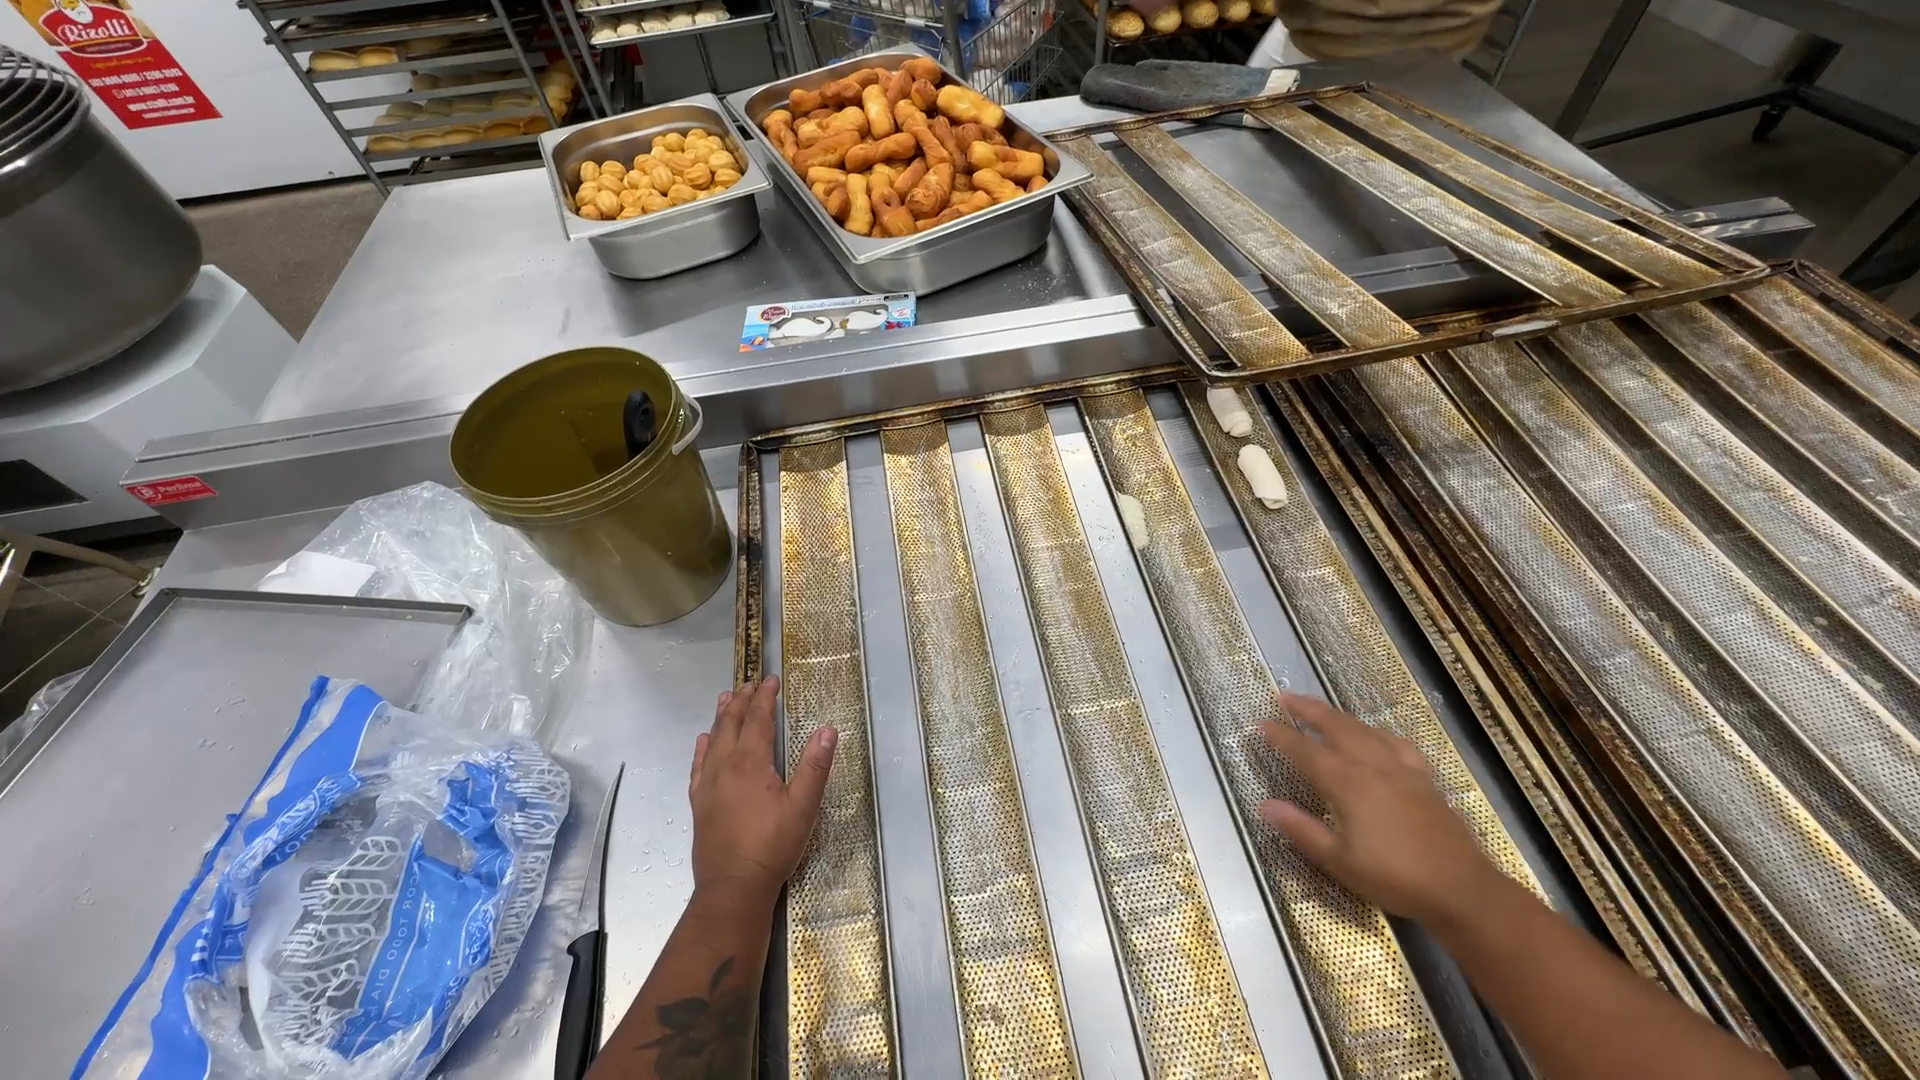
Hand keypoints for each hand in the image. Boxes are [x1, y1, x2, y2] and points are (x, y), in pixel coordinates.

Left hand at [688, 676, 836, 911]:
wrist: (733, 886)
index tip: (771, 680)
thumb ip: (815, 766)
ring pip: (713, 739)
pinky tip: (703, 741)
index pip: (757, 718)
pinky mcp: (699, 802)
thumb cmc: (773, 845)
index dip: (765, 697)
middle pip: (731, 723)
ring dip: (722, 716)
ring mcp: (708, 784)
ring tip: (726, 698)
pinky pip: (699, 764)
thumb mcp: (804, 806)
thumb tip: (827, 730)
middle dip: (742, 700)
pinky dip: (703, 746)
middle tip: (750, 683)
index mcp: (751, 762)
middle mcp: (725, 766)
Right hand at [1260, 692, 1498, 925]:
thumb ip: (1302, 830)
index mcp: (1349, 785)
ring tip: (1321, 709)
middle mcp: (1374, 767)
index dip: (1282, 737)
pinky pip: (1397, 743)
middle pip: (1337, 728)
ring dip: (1339, 716)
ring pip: (1366, 730)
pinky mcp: (1424, 778)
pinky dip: (1377, 732)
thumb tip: (1265, 805)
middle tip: (1285, 697)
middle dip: (1309, 710)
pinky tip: (1375, 734)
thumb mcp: (1339, 861)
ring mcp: (1403, 769)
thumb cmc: (1395, 878)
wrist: (1462, 889)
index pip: (1307, 752)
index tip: (1262, 723)